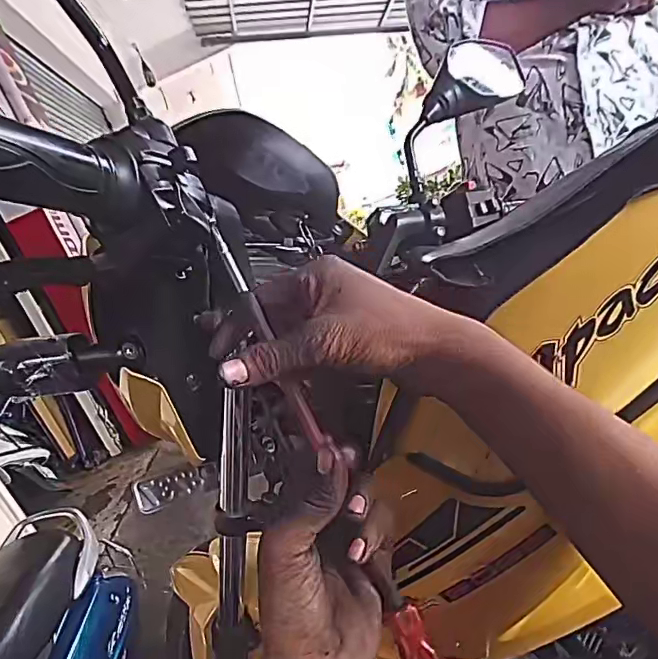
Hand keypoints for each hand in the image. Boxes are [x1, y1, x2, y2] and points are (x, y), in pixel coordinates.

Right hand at [209, 258, 477, 396]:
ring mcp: (333, 317)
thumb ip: (274, 357)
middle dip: (257, 348)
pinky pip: (308, 354)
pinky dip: (297, 370)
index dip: (236, 325)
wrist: (435, 354)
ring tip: (267, 380)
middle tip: (240, 368)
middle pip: (273, 322)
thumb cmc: (394, 329)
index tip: (221, 349)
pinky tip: (293, 383)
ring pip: (289, 341)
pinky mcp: (343, 341)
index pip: (259, 298)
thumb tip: (234, 367)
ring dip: (278, 362)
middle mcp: (323, 292)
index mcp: (315, 275)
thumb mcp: (323, 342)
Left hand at [255, 444, 389, 658]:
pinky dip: (378, 539)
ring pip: (369, 503)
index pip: (309, 473)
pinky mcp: (373, 559)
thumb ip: (309, 504)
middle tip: (352, 494)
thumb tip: (327, 462)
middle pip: (345, 482)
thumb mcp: (287, 551)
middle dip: (352, 485)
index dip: (324, 457)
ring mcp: (346, 542)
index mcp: (288, 519)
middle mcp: (318, 526)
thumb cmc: (290, 616)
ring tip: (355, 540)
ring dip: (366, 516)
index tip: (337, 448)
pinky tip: (364, 559)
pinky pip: (384, 530)